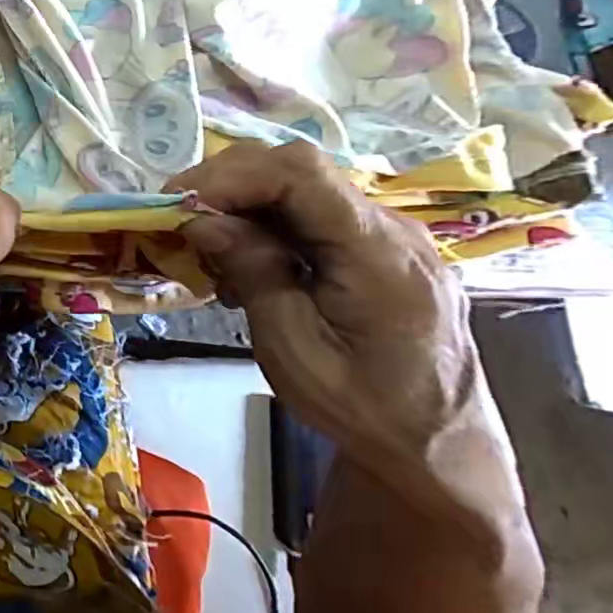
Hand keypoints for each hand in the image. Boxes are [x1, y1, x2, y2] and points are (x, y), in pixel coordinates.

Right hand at [166, 142, 497, 503]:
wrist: (436, 446)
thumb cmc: (361, 406)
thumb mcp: (292, 348)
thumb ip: (253, 272)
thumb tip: (202, 219)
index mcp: (380, 256)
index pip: (301, 176)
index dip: (230, 177)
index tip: (176, 203)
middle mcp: (391, 229)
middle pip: (297, 166)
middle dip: (225, 180)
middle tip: (175, 214)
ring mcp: (386, 232)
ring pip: (298, 181)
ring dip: (238, 197)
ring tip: (202, 239)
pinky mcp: (372, 243)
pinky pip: (308, 207)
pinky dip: (259, 215)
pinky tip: (239, 253)